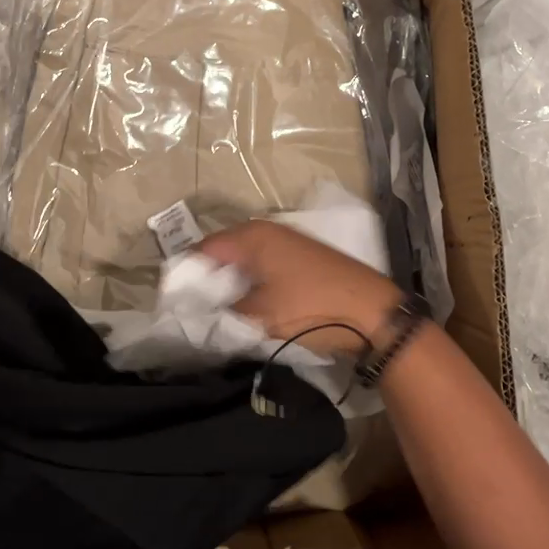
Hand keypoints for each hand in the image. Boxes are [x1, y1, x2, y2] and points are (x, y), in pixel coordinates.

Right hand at [197, 219, 400, 357]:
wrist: (374, 314)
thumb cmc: (312, 308)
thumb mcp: (260, 317)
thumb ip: (225, 313)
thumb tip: (202, 314)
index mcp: (251, 236)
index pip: (203, 250)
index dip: (186, 276)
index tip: (174, 303)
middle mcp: (267, 231)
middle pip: (223, 252)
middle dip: (208, 280)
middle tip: (195, 311)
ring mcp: (287, 243)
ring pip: (244, 261)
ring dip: (231, 284)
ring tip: (219, 313)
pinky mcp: (302, 259)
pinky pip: (264, 267)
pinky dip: (252, 284)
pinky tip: (250, 308)